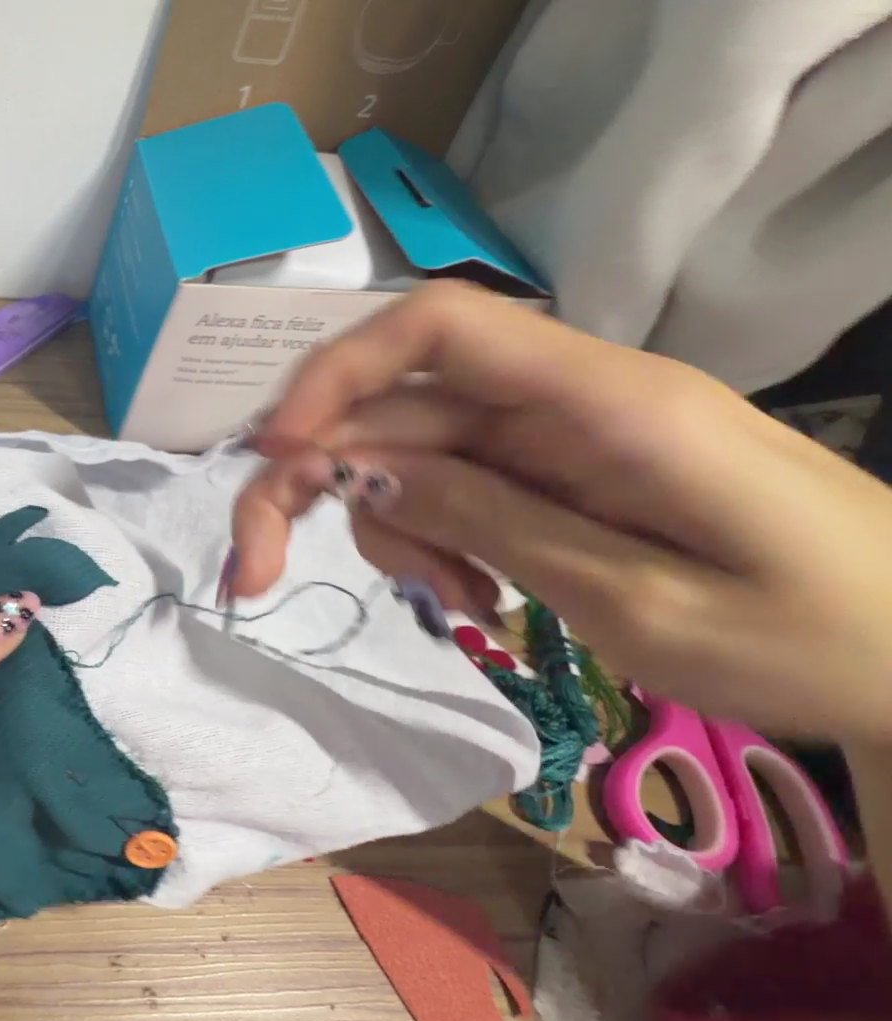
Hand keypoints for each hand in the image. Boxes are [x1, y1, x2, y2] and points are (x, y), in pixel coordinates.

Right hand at [230, 282, 891, 743]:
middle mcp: (560, 400)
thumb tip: (358, 475)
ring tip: (451, 601)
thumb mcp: (637, 599)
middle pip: (391, 405)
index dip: (334, 372)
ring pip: (402, 455)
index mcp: (602, 400)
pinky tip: (474, 595)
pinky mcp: (548, 475)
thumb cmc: (819, 636)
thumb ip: (488, 521)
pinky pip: (445, 491)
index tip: (277, 456)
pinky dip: (428, 544)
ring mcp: (551, 438)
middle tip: (259, 571)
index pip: (438, 327)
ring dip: (384, 529)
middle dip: (311, 483)